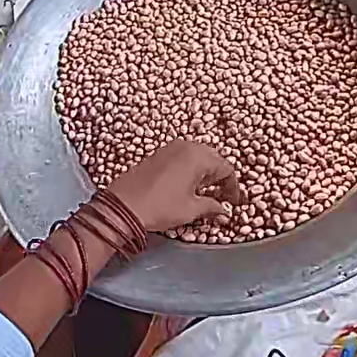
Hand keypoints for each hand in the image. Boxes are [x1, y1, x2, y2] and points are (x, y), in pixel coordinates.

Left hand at [105, 141, 242, 232]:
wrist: (123, 205)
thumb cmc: (161, 206)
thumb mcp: (191, 209)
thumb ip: (212, 207)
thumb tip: (224, 210)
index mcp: (198, 156)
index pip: (226, 168)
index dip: (232, 187)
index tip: (232, 203)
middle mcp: (185, 146)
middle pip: (212, 159)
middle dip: (219, 177)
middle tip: (221, 196)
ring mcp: (169, 148)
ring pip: (196, 157)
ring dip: (204, 172)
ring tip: (204, 192)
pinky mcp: (157, 154)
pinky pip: (181, 157)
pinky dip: (189, 169)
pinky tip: (186, 185)